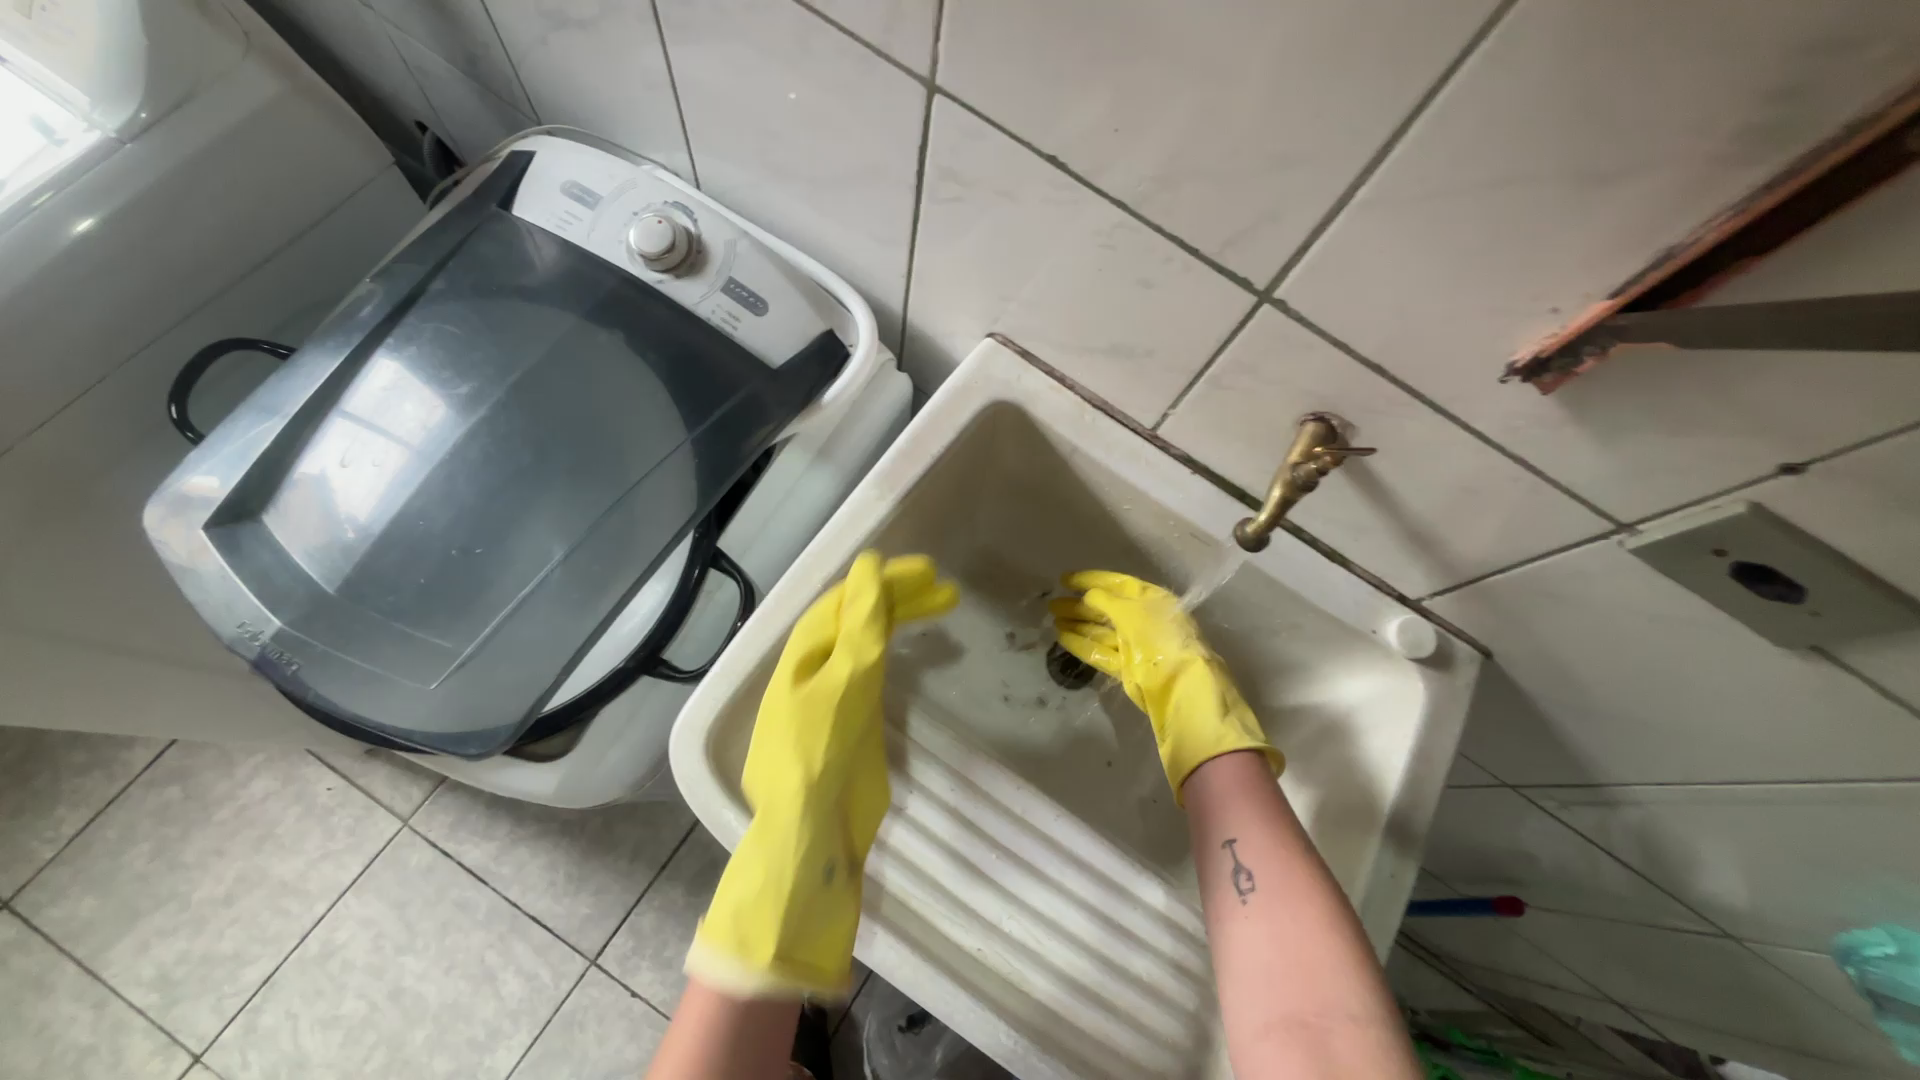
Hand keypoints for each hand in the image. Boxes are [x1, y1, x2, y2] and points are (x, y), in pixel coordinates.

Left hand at [687, 551, 956, 998]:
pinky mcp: (854, 723)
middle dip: (900, 598)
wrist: (812, 832)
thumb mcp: (845, 680)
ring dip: (903, 622)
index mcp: (805, 653)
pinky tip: (923, 650)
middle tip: (947, 588)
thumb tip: (870, 566)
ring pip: (870, 644)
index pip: (846, 601)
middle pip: (859, 619)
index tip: (929, 571)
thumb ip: (861, 625)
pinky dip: (900, 654)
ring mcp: (835, 695)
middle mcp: (817, 668)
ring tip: (947, 605)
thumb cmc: (821, 753)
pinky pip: (876, 673)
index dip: (884, 581)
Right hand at [1050, 570, 1281, 802]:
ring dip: (1078, 623)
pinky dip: (1082, 644)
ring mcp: (1136, 645)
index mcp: (1152, 599)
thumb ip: (1106, 600)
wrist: (1180, 685)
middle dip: (1080, 604)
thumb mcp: (1132, 611)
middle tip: (1053, 603)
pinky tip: (1061, 636)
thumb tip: (1087, 595)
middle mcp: (1144, 619)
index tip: (1065, 579)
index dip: (1091, 580)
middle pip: (1107, 608)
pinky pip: (1101, 651)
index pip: (1118, 584)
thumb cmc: (1159, 638)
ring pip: (1102, 630)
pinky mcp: (1127, 668)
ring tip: (1053, 618)